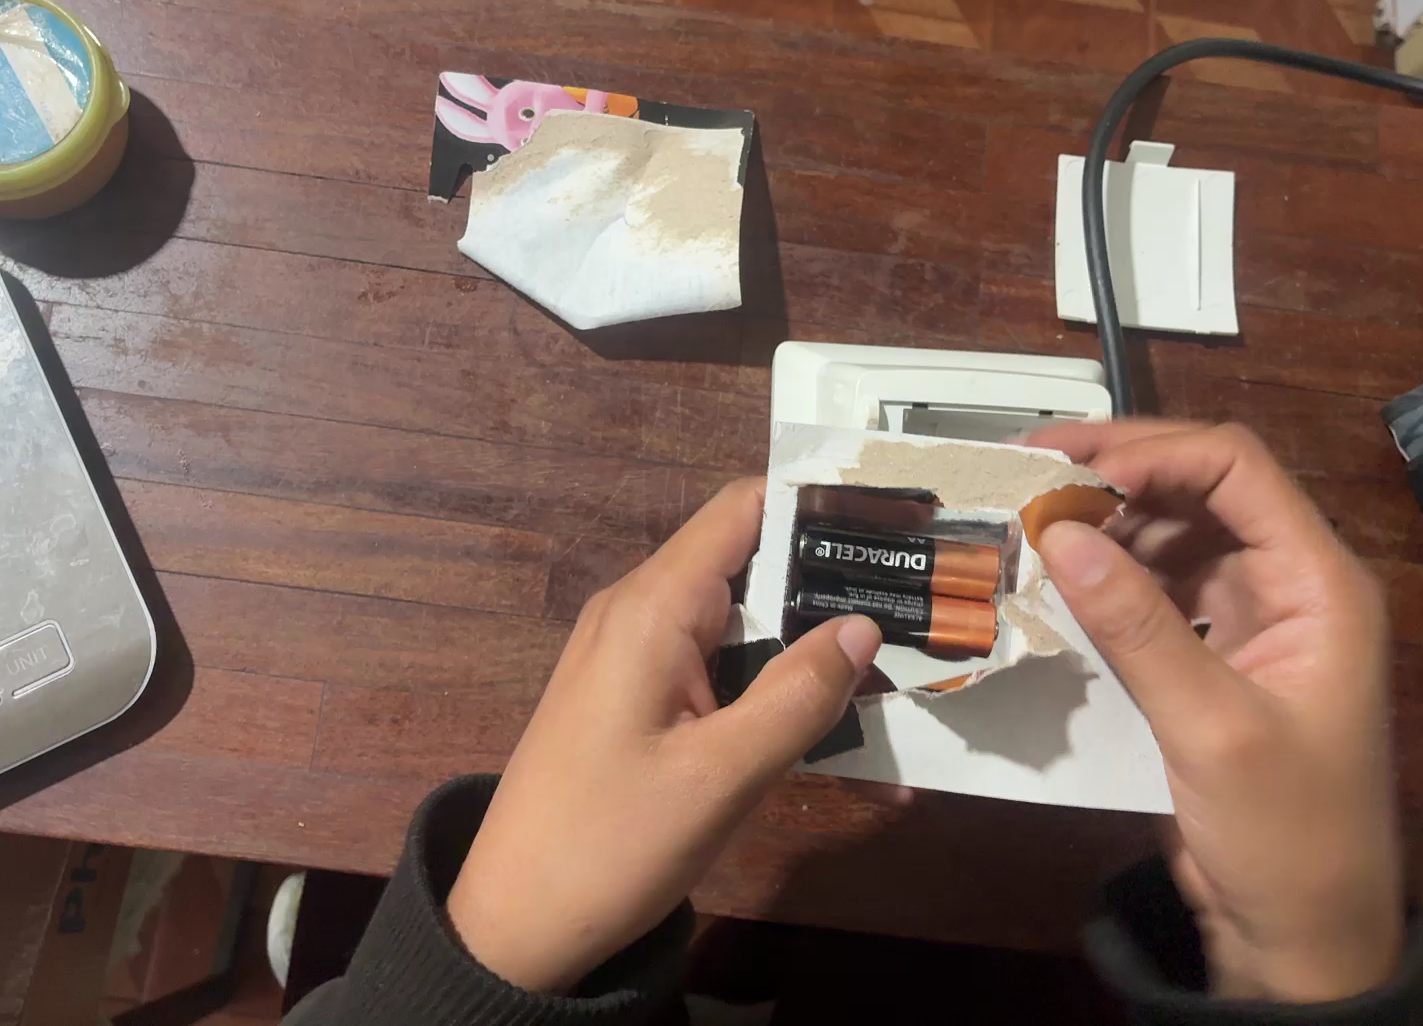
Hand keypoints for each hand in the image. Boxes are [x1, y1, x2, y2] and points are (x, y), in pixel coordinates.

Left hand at [447, 479, 882, 991]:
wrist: (515, 920)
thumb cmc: (612, 843)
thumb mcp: (720, 776)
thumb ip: (797, 695)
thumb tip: (862, 625)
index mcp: (653, 606)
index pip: (738, 510)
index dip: (810, 503)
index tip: (886, 519)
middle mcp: (639, 608)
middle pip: (744, 561)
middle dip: (821, 580)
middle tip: (908, 604)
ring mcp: (633, 649)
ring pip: (734, 616)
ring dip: (799, 636)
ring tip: (886, 659)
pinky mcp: (634, 688)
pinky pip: (712, 660)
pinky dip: (764, 675)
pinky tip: (818, 709)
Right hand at [1026, 421, 1402, 1003]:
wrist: (1294, 923)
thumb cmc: (1283, 830)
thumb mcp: (1210, 726)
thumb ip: (1135, 624)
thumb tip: (1055, 532)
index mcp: (1316, 581)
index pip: (1233, 468)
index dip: (1146, 453)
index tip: (1060, 469)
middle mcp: (1279, 576)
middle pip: (1193, 482)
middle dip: (1108, 466)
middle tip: (1021, 467)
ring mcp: (1236, 606)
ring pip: (1161, 524)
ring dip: (1093, 512)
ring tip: (1021, 512)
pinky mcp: (1196, 637)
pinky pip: (1142, 574)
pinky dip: (1093, 560)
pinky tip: (1047, 566)